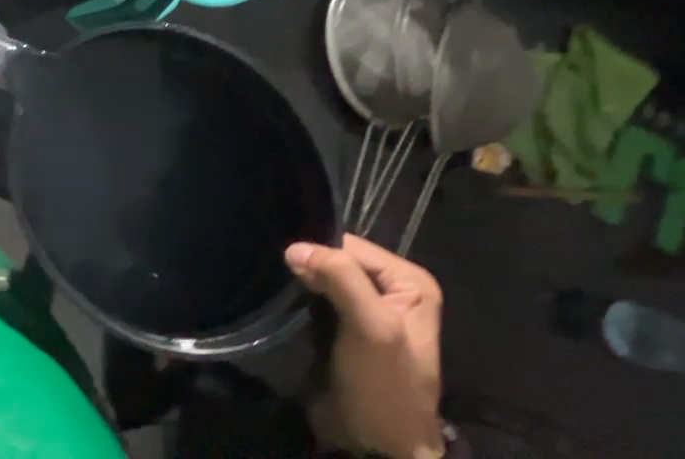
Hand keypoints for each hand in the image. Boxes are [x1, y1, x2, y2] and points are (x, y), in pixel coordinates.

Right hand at [287, 235, 444, 458]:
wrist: (375, 445)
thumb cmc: (385, 385)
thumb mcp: (373, 327)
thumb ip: (341, 278)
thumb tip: (294, 248)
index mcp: (409, 282)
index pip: (350, 245)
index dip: (321, 253)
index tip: (291, 267)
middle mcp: (389, 289)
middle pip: (335, 259)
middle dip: (307, 268)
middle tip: (280, 280)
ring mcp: (364, 309)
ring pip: (319, 279)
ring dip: (297, 286)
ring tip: (276, 291)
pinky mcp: (339, 328)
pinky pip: (311, 300)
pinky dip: (294, 302)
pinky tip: (280, 305)